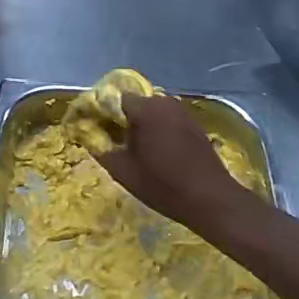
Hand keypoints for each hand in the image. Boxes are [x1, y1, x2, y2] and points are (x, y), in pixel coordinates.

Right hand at [97, 94, 258, 227]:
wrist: (211, 200)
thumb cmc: (162, 184)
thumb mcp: (122, 171)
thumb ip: (100, 149)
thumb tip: (87, 136)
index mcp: (144, 110)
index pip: (114, 98)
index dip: (104, 112)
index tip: (99, 128)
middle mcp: (164, 103)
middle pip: (135, 102)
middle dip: (124, 117)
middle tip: (117, 139)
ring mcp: (183, 113)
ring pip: (153, 110)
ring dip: (143, 123)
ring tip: (137, 146)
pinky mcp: (195, 125)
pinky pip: (168, 119)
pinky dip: (160, 128)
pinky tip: (158, 150)